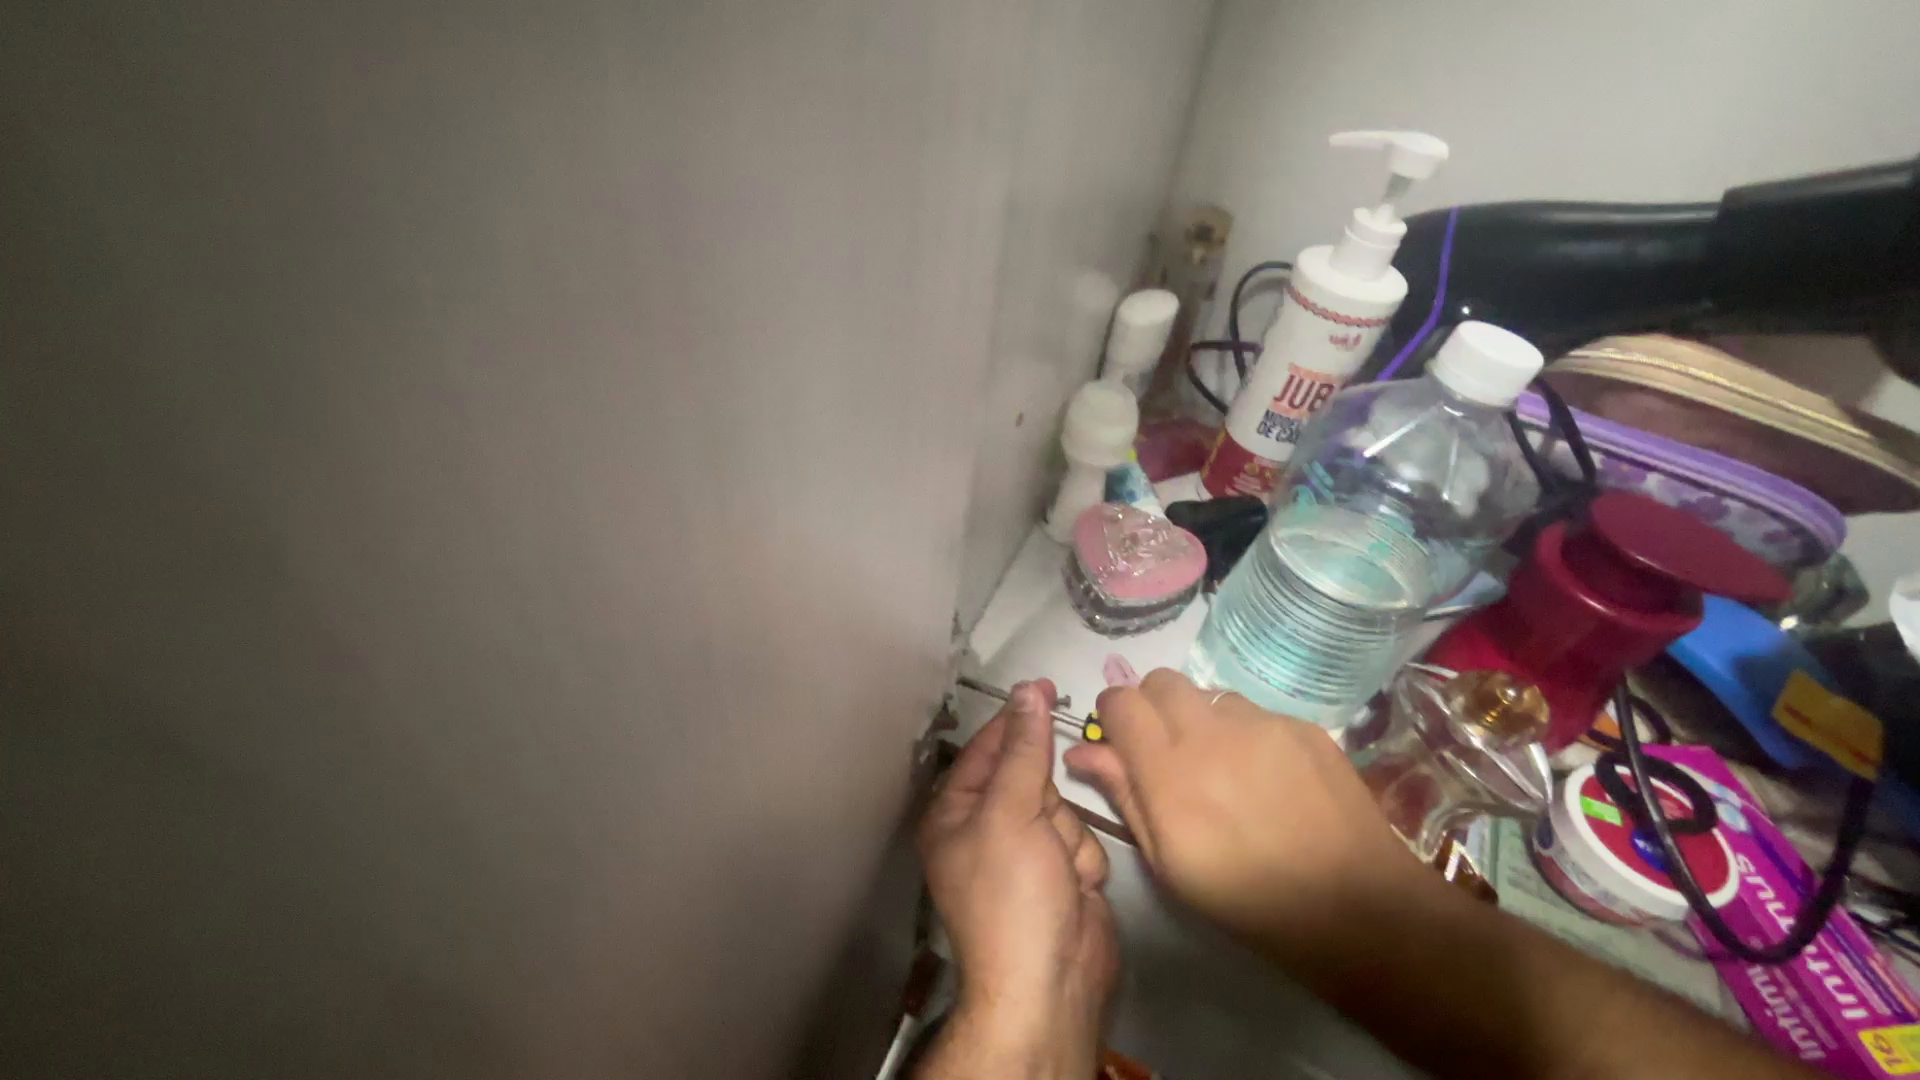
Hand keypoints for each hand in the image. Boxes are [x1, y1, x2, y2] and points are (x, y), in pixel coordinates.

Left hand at [917, 680, 1115, 1078]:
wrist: (1051, 982)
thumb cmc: (1013, 893)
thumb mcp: (1010, 812)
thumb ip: (1023, 749)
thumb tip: (1027, 691)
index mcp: (956, 811)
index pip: (989, 748)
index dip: (1016, 719)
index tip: (1045, 686)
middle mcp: (987, 827)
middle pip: (1033, 775)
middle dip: (1046, 801)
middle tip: (1042, 830)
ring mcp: (1026, 852)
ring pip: (1063, 807)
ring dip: (1067, 836)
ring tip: (1057, 870)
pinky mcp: (1060, 873)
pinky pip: (1081, 841)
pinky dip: (1083, 862)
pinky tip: (1075, 887)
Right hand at [1065, 670, 1426, 961]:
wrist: (1352, 908)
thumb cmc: (1244, 898)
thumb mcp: (1167, 860)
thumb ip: (1123, 793)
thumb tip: (1082, 750)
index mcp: (1168, 772)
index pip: (1120, 701)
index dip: (1113, 714)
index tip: (1120, 739)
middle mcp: (1210, 733)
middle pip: (1162, 681)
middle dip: (1153, 706)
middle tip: (1168, 750)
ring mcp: (1261, 724)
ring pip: (1210, 695)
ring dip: (1203, 720)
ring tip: (1225, 768)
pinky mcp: (1302, 726)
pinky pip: (1256, 712)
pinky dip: (1247, 734)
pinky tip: (1267, 778)